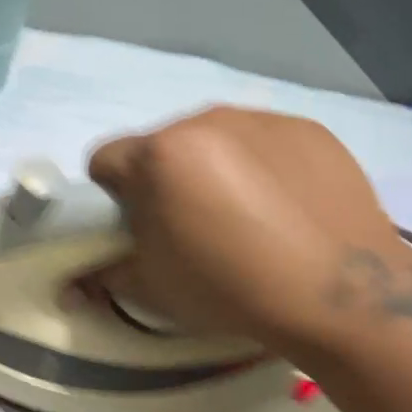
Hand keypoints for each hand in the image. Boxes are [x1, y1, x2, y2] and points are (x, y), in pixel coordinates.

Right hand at [88, 106, 411, 352]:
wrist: (341, 292)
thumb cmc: (230, 289)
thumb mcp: (153, 290)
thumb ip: (103, 276)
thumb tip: (71, 286)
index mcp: (159, 155)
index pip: (104, 159)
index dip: (110, 196)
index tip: (135, 229)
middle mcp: (205, 121)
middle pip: (160, 147)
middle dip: (162, 181)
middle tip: (189, 230)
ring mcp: (262, 119)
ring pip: (212, 141)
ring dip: (211, 171)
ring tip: (244, 219)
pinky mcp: (309, 128)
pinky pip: (262, 143)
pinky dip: (260, 168)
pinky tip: (284, 209)